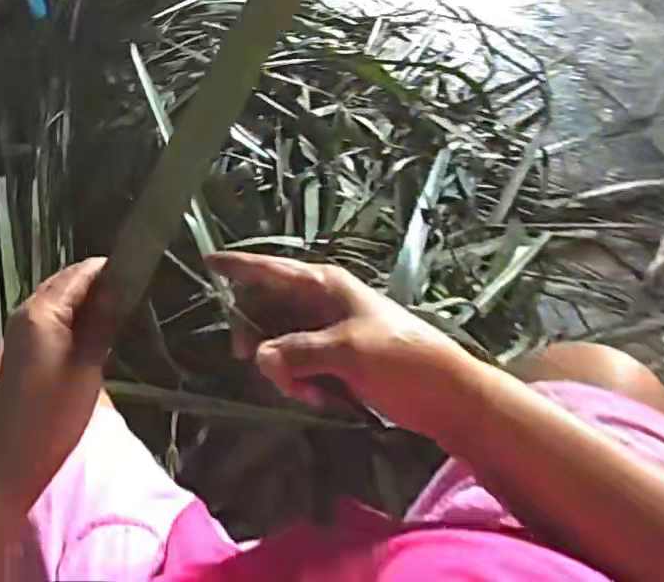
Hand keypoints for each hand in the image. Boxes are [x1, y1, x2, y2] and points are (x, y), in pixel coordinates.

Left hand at [0, 258, 115, 508]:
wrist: (5, 460)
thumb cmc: (52, 417)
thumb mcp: (86, 369)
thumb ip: (100, 325)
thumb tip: (116, 291)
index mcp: (41, 311)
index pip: (76, 275)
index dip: (103, 270)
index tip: (131, 271)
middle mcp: (23, 312)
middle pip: (60, 284)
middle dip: (90, 283)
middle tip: (124, 291)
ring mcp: (14, 330)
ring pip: (50, 301)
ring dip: (77, 300)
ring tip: (109, 310)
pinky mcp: (12, 349)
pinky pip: (42, 319)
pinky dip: (63, 317)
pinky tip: (81, 333)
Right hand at [206, 252, 484, 439]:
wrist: (456, 401)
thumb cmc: (404, 360)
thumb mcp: (349, 352)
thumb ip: (298, 352)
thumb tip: (259, 358)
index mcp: (323, 285)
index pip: (269, 269)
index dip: (237, 266)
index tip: (207, 262)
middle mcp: (319, 301)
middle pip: (266, 309)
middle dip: (258, 337)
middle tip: (250, 361)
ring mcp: (325, 329)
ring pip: (278, 340)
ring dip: (281, 366)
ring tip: (305, 392)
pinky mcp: (333, 356)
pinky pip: (295, 361)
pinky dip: (298, 379)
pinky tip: (318, 398)